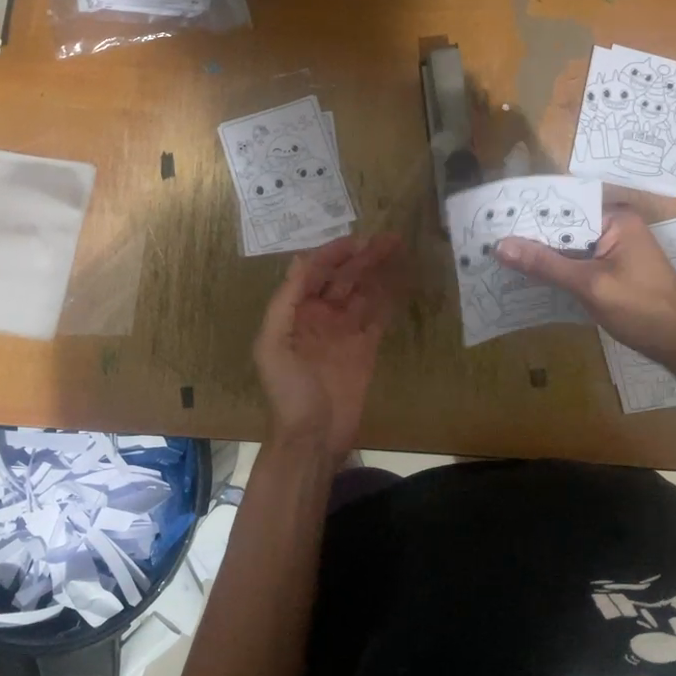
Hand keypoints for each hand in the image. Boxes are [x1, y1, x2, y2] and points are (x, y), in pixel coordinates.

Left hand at [253, 233, 404, 463]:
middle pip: (342, 278)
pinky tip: (402, 281)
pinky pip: (377, 316)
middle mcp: (319, 316)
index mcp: (295, 312)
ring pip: (362, 292)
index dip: (334, 254)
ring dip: (376, 271)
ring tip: (397, 250)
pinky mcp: (365, 348)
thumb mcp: (273, 344)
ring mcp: (344, 331)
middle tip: (388, 239)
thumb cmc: (288, 391)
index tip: (358, 239)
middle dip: (361, 257)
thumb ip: (286, 301)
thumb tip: (300, 260)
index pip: (314, 273)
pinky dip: (388, 298)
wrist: (312, 437)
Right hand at [495, 208, 675, 359]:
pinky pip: (576, 263)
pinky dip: (554, 271)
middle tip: (486, 241)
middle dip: (529, 237)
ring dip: (539, 256)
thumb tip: (500, 246)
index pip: (562, 207)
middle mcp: (615, 227)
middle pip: (563, 226)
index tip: (491, 221)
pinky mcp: (612, 271)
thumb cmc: (643, 309)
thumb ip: (545, 264)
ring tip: (497, 258)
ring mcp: (614, 249)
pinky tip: (526, 278)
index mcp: (615, 218)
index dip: (527, 215)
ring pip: (567, 246)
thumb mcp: (590, 285)